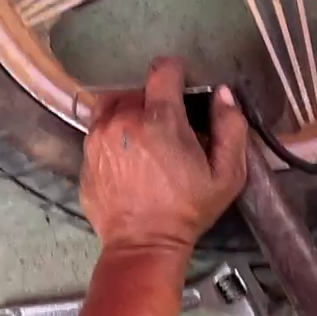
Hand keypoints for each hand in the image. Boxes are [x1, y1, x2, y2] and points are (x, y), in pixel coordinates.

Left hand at [80, 58, 248, 257]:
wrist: (143, 245)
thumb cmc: (188, 210)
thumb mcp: (226, 174)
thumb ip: (231, 127)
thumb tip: (223, 93)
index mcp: (159, 119)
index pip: (163, 70)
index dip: (177, 73)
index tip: (183, 87)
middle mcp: (123, 120)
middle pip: (138, 88)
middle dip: (154, 100)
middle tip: (169, 125)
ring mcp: (98, 136)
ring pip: (114, 104)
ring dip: (130, 111)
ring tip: (145, 135)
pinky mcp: (85, 154)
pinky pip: (99, 128)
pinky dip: (114, 133)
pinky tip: (129, 156)